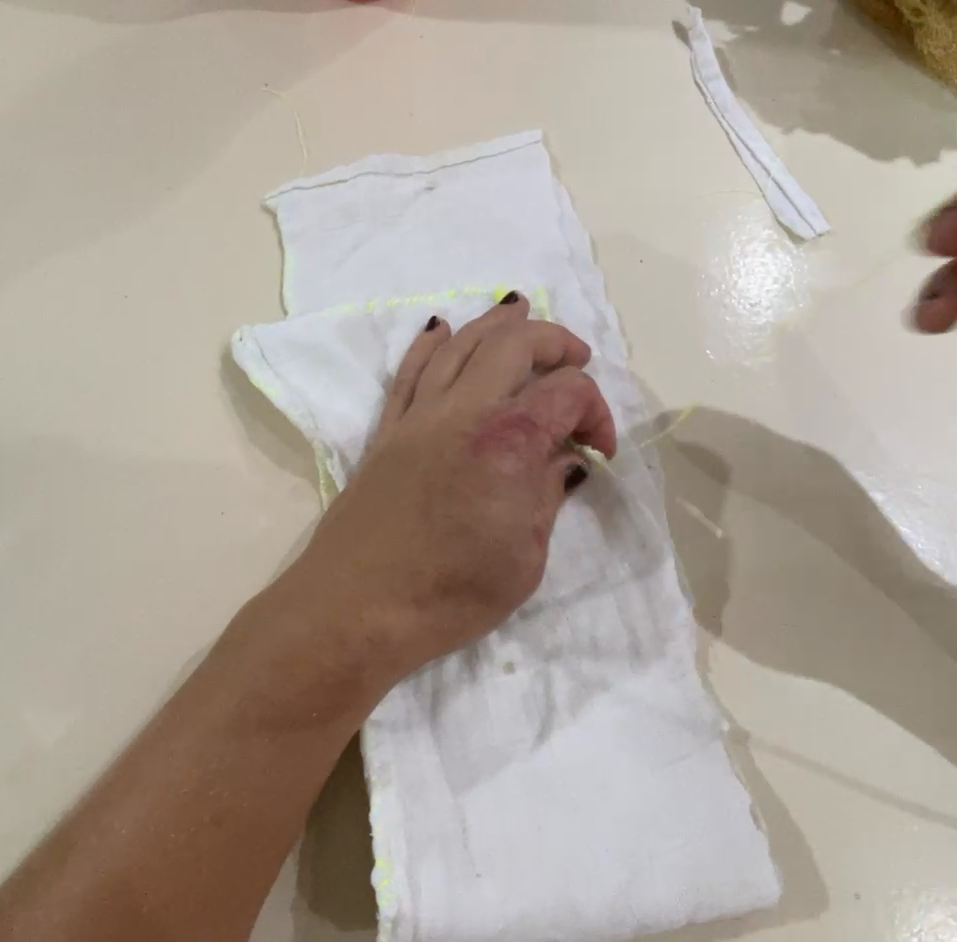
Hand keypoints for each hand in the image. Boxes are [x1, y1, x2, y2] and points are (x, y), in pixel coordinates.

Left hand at [276, 294, 617, 685]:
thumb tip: (564, 463)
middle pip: (514, 345)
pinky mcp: (386, 435)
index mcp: (509, 443)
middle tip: (577, 361)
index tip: (600, 453)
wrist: (356, 609)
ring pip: (460, 346)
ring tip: (521, 316)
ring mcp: (419, 420)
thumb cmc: (450, 596)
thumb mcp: (525, 559)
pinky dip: (430, 345)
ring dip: (496, 326)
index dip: (597, 414)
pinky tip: (441, 331)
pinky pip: (409, 373)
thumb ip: (547, 498)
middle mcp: (464, 414)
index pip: (566, 393)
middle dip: (555, 343)